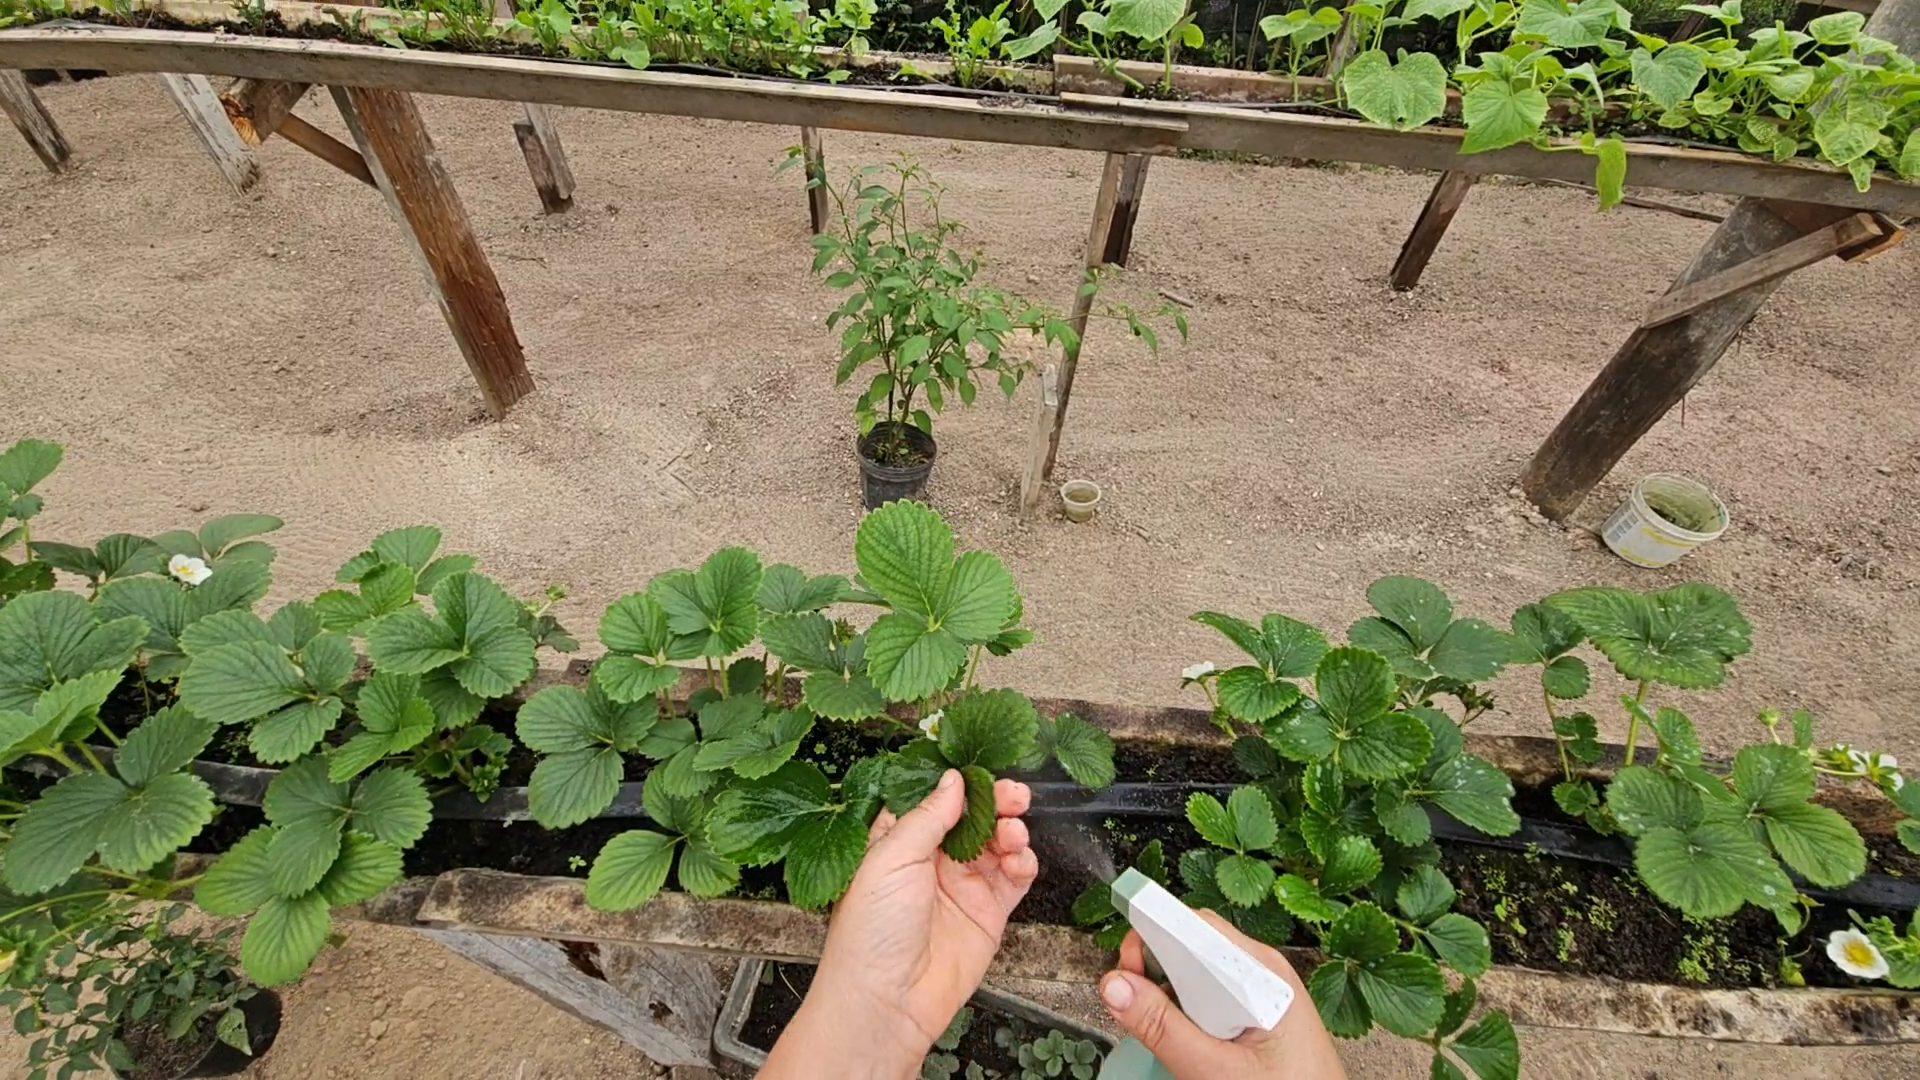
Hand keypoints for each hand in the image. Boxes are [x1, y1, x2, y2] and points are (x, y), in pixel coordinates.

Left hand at [762, 769, 1037, 1078]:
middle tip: (1014, 794)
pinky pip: (1014, 878)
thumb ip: (929, 816)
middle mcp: (934, 858)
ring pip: (998, 842)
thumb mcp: (892, 857)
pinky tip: (1021, 857)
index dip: (962, 782)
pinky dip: (1024, 862)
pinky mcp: (988, 913)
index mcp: (903, 838)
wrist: (886, 1003)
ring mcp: (963, 884)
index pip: (938, 799)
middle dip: (996, 801)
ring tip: (1013, 831)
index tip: (982, 768)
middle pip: (974, 817)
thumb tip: (955, 779)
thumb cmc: (870, 930)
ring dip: (1012, 829)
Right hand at [1100, 911, 1346, 1079]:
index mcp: (1263, 974)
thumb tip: (1113, 983)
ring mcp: (1261, 992)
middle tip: (1135, 1007)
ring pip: (1195, 968)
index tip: (1125, 969)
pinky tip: (1184, 1042)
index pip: (1194, 928)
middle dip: (1154, 967)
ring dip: (1167, 993)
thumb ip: (1163, 1029)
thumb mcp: (1218, 1074)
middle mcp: (1262, 972)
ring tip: (1162, 1033)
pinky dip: (1185, 1010)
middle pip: (1190, 943)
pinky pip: (1208, 991)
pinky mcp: (1256, 1013)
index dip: (1152, 938)